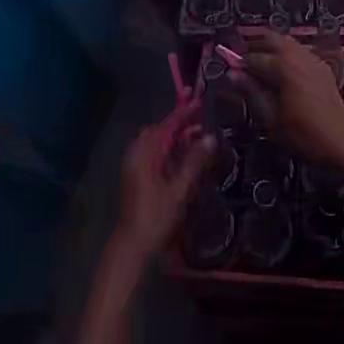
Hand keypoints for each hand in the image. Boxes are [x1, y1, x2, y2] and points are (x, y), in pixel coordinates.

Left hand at [113, 109, 215, 257]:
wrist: (132, 246)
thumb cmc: (155, 217)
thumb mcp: (179, 189)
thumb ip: (194, 161)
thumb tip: (210, 137)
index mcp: (144, 155)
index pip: (166, 126)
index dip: (182, 112)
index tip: (196, 98)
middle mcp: (137, 155)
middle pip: (160, 131)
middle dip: (180, 124)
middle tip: (200, 120)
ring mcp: (136, 166)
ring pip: (157, 143)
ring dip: (176, 137)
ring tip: (197, 136)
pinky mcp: (138, 176)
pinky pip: (154, 154)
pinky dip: (169, 149)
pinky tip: (184, 154)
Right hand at [240, 32, 343, 172]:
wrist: (339, 140)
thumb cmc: (301, 134)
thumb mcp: (270, 119)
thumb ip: (251, 92)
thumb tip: (233, 74)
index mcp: (282, 67)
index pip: (254, 57)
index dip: (240, 64)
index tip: (233, 73)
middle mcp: (297, 55)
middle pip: (271, 38)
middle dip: (257, 48)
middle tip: (248, 67)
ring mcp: (312, 58)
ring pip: (287, 41)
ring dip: (273, 49)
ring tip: (265, 70)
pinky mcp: (322, 65)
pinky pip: (300, 50)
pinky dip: (288, 55)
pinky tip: (286, 74)